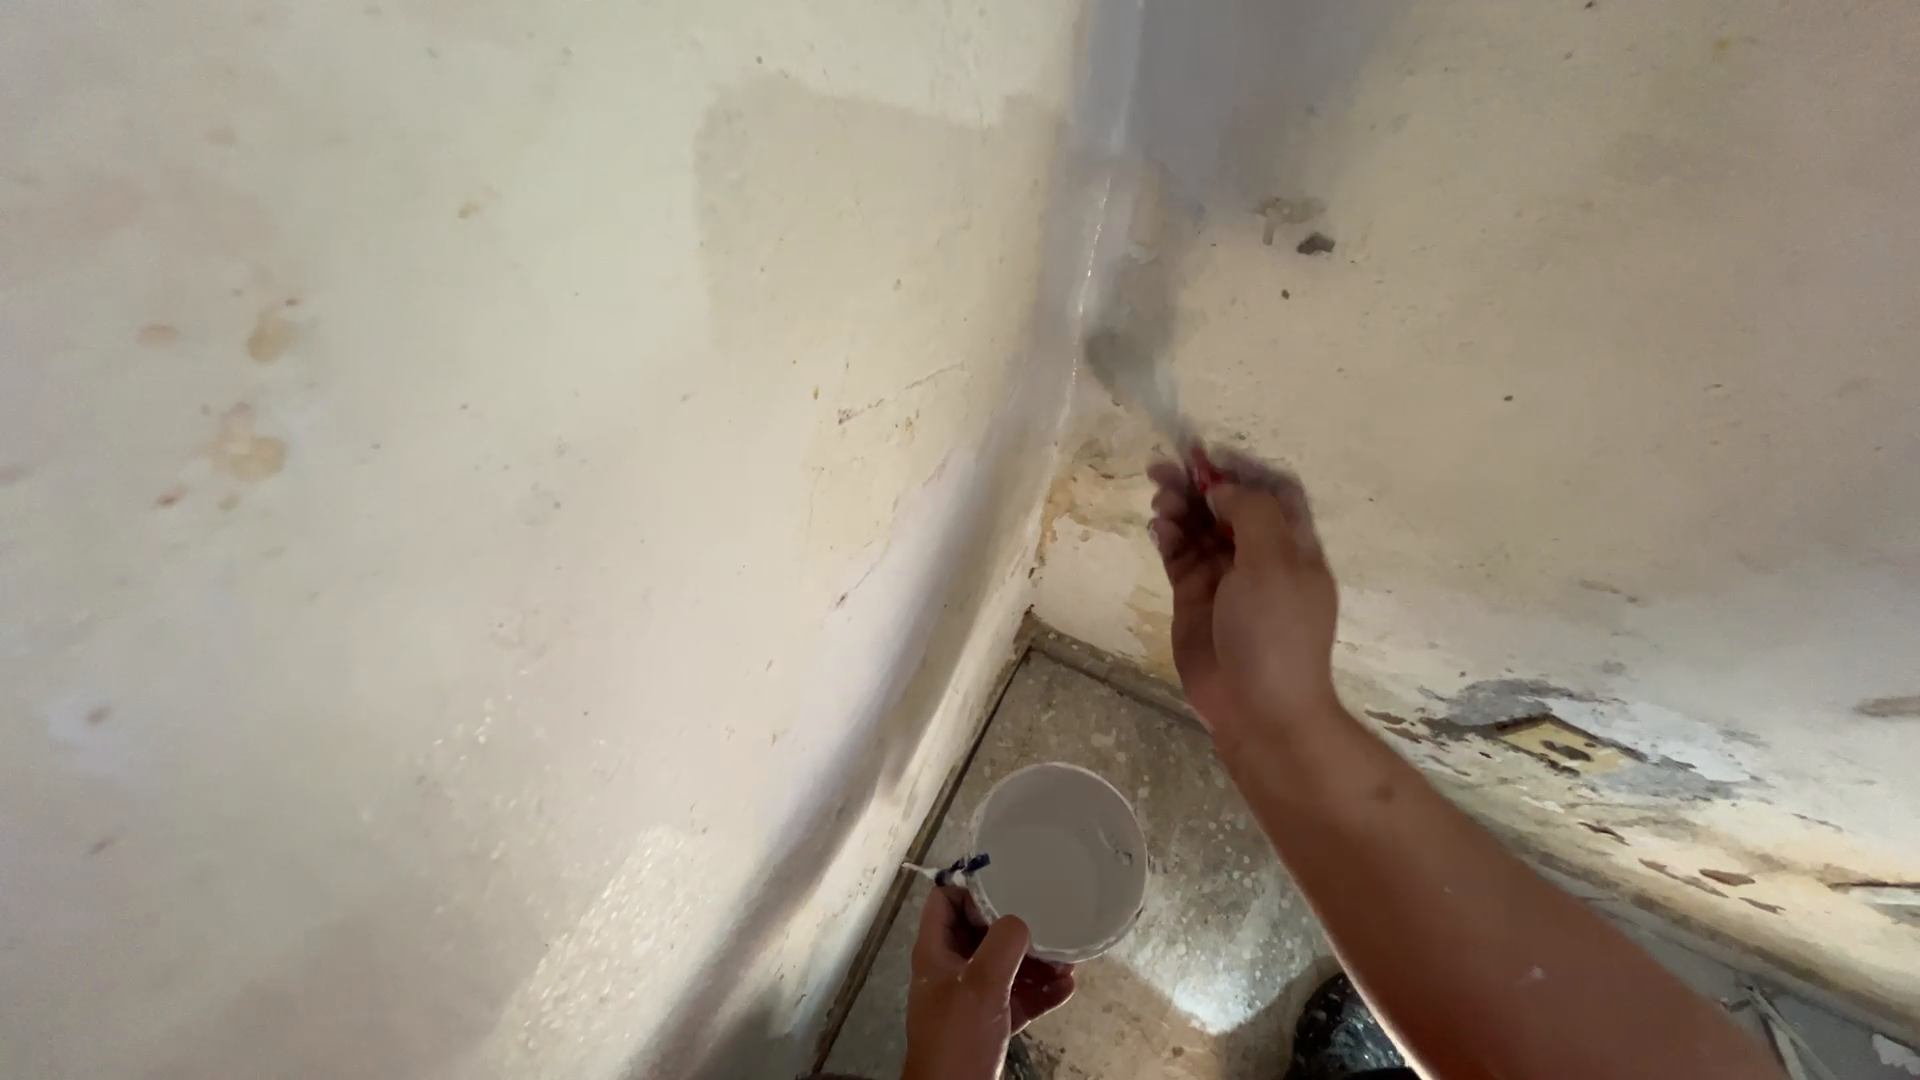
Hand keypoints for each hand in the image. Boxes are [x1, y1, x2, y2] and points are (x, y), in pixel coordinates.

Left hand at [901, 886, 1075, 1079]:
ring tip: (1067, 957)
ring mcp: (971, 998)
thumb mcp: (981, 984)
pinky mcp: (990, 1024)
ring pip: (1005, 966)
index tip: (1006, 891)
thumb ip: (1003, 944)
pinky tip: (1067, 987)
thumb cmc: (958, 1036)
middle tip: (1048, 922)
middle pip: (982, 932)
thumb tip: (1021, 922)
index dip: (971, 892)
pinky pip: (1017, 998)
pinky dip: (1040, 992)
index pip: (945, 901)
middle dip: (1017, 929)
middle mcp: (952, 969)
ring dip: (1036, 961)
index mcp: (936, 951)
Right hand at [1147, 449, 1339, 736]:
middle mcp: (1259, 556)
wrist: (1258, 707)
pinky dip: (1167, 537)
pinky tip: (1156, 528)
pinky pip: (1178, 556)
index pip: (1272, 491)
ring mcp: (1224, 578)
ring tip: (1158, 499)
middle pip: (1227, 506)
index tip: (1206, 456)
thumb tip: (1220, 489)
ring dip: (1178, 507)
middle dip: (1198, 484)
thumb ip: (1251, 514)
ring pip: (1198, 528)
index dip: (1242, 469)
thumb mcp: (1275, 563)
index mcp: (1292, 545)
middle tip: (1162, 469)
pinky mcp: (1194, 598)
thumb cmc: (1275, 631)